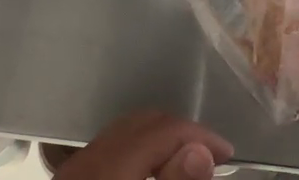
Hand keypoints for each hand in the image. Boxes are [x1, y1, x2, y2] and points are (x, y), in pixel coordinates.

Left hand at [52, 110, 232, 179]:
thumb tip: (201, 150)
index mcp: (106, 166)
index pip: (161, 129)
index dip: (200, 136)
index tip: (227, 153)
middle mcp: (85, 160)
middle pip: (141, 123)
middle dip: (180, 133)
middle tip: (212, 156)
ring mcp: (74, 168)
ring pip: (123, 133)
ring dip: (160, 139)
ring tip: (188, 160)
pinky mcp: (71, 175)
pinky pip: (109, 147)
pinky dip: (137, 150)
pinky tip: (152, 167)